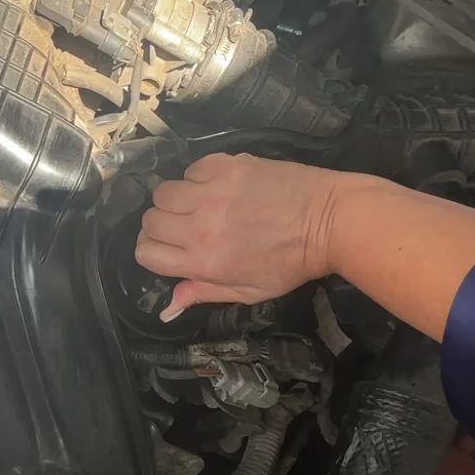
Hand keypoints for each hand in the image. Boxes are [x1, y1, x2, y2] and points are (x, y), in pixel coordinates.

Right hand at [134, 154, 378, 319]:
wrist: (329, 221)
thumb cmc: (290, 262)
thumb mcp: (248, 291)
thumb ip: (203, 294)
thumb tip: (167, 308)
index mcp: (203, 261)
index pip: (146, 253)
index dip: (152, 252)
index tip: (168, 250)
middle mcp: (200, 226)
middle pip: (150, 221)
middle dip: (161, 227)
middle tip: (184, 228)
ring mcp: (213, 192)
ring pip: (163, 191)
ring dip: (175, 200)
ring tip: (198, 205)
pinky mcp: (228, 166)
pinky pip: (191, 168)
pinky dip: (197, 177)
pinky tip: (216, 187)